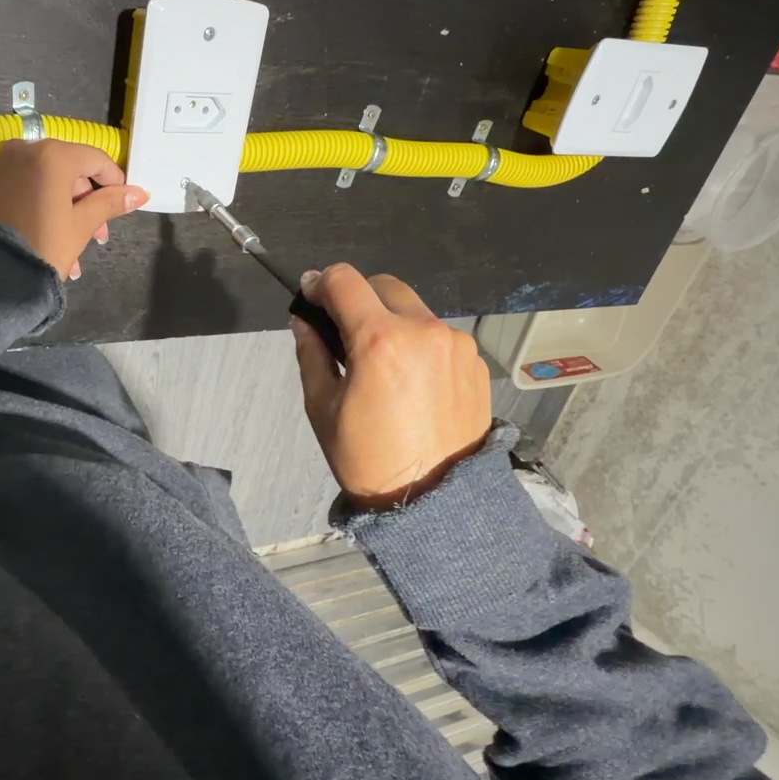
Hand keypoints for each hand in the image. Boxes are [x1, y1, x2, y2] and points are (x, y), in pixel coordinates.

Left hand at [0, 140, 147, 279]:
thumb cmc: (42, 248)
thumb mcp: (81, 227)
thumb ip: (108, 204)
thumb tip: (138, 192)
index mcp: (52, 156)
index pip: (94, 158)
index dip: (112, 180)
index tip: (121, 201)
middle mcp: (20, 150)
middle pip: (63, 169)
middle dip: (82, 201)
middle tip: (95, 235)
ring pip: (35, 181)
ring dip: (54, 206)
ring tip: (65, 246)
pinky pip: (9, 190)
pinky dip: (24, 206)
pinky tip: (31, 234)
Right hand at [292, 264, 492, 509]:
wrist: (434, 498)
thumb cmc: (366, 458)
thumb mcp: (322, 408)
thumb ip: (311, 355)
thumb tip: (304, 323)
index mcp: (379, 340)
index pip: (344, 281)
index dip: (320, 283)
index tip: (310, 295)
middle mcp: (423, 329)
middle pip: (383, 285)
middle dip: (357, 297)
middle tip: (341, 330)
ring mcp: (455, 342)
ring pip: (413, 310)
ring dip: (389, 321)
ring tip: (378, 363)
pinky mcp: (474, 360)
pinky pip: (437, 336)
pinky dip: (416, 344)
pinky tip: (409, 380)